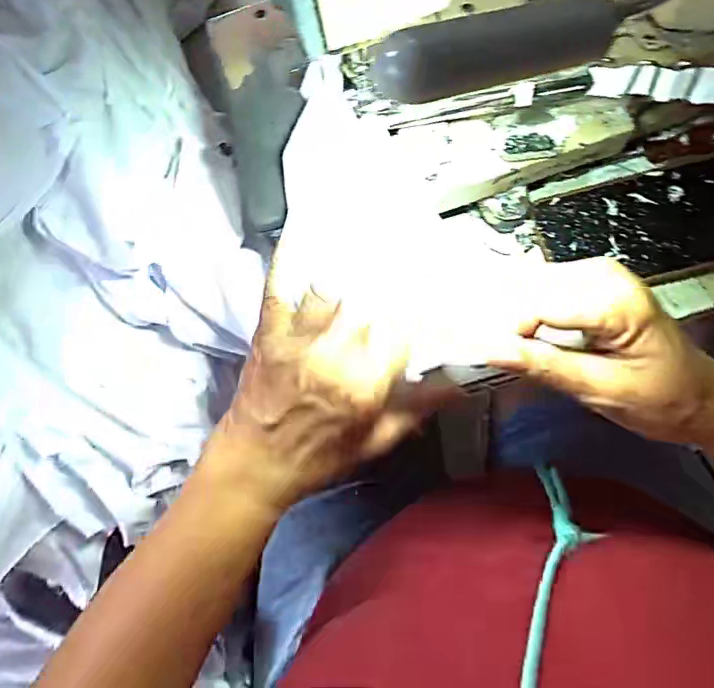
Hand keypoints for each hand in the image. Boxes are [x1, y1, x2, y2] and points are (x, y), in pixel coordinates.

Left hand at [204, 289, 445, 514]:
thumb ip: (417, 409)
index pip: (403, 332)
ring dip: (343, 294)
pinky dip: (289, 269)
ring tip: (351, 294)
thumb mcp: (376, 442)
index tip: (424, 315)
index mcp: (363, 384)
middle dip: (382, 306)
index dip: (417, 321)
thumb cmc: (318, 458)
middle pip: (368, 308)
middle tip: (390, 303)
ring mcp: (296, 338)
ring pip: (330, 293)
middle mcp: (332, 354)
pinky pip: (280, 289)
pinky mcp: (268, 330)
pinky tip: (302, 250)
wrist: (255, 463)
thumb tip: (459, 385)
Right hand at [486, 257, 713, 443]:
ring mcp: (595, 271)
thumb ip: (546, 366)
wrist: (703, 396)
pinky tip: (519, 331)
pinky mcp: (587, 278)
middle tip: (486, 353)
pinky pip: (540, 285)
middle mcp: (603, 274)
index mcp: (616, 300)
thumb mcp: (603, 392)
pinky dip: (523, 308)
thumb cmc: (664, 400)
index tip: (486, 357)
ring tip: (500, 345)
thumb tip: (492, 350)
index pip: (538, 305)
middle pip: (528, 288)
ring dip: (509, 313)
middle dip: (503, 320)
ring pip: (528, 283)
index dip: (506, 331)